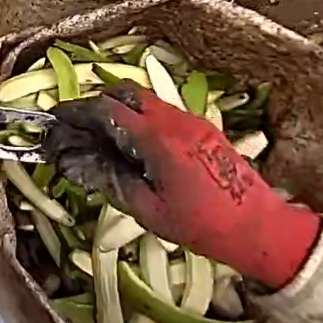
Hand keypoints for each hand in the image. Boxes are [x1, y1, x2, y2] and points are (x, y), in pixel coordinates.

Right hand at [46, 82, 321, 287]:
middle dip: (96, 103)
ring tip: (104, 135)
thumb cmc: (203, 226)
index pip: (106, 110)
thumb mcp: (148, 210)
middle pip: (125, 92)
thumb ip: (110, 180)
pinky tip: (135, 144)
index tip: (57, 117)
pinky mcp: (203, 128)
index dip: (76, 111)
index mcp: (158, 141)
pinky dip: (139, 117)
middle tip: (79, 124)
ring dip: (119, 109)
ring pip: (144, 99)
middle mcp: (175, 122)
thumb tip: (75, 164)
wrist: (265, 230)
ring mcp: (192, 121)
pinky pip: (161, 111)